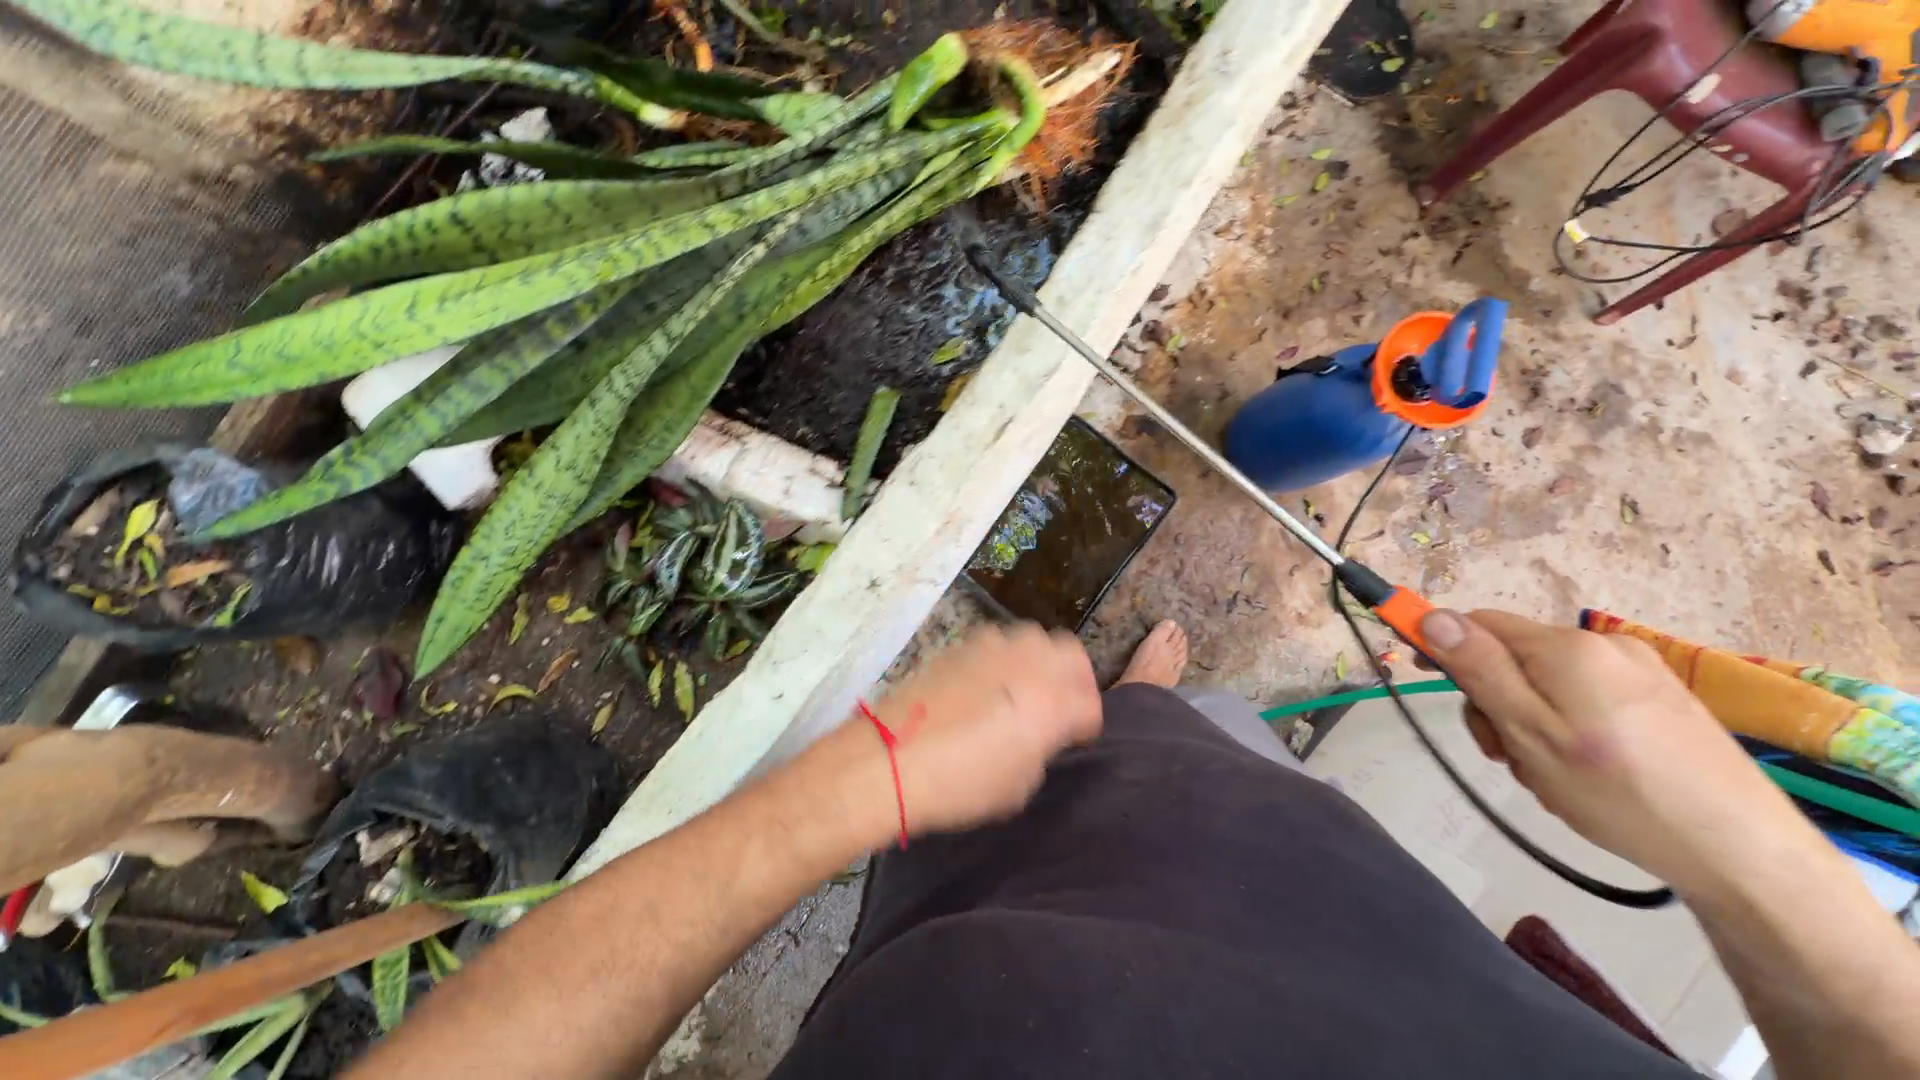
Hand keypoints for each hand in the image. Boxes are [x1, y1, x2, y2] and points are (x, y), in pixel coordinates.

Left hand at [817, 623, 1102, 844]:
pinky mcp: (960, 645)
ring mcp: (992, 648)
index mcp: (1052, 704)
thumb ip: (1042, 748)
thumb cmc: (960, 784)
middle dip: (1071, 678)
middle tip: (1058, 705)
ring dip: (1038, 661)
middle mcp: (1029, 664)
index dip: (1086, 723)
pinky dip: (1003, 659)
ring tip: (1024, 690)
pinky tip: (988, 685)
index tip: (1075, 737)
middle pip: (1069, 653)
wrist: (891, 759)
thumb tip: (1041, 735)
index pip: (1090, 703)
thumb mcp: (1018, 783)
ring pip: (1033, 638)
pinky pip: (997, 642)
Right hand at [1419, 609, 1829, 896]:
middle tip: (1508, 758)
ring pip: (1548, 683)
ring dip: (1529, 723)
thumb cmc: (1619, 793)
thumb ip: (1480, 671)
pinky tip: (1585, 774)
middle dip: (1494, 703)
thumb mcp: (1529, 733)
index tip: (1422, 678)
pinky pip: (1586, 699)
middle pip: (1513, 657)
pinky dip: (1567, 729)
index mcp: (1566, 648)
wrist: (1741, 851)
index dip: (1443, 645)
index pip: (1479, 623)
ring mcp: (1640, 671)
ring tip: (1550, 776)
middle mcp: (1604, 645)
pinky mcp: (1663, 700)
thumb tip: (1434, 617)